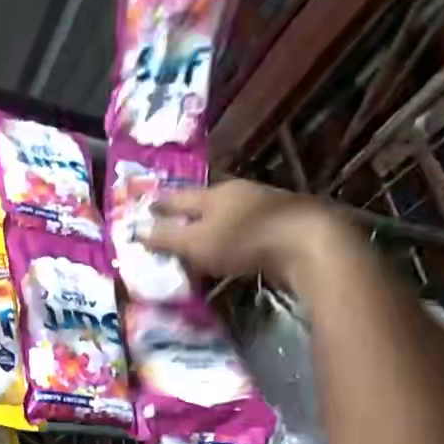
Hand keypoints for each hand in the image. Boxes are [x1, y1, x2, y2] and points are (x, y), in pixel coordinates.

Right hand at [138, 179, 356, 284]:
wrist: (307, 244)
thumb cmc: (243, 241)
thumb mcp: (195, 243)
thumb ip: (165, 238)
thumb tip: (135, 231)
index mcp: (214, 194)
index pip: (177, 197)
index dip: (158, 204)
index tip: (143, 208)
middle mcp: (237, 194)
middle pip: (203, 204)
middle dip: (185, 214)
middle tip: (168, 225)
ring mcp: (262, 207)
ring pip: (225, 216)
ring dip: (209, 227)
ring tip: (195, 240)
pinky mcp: (279, 225)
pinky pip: (243, 230)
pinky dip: (229, 239)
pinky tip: (227, 250)